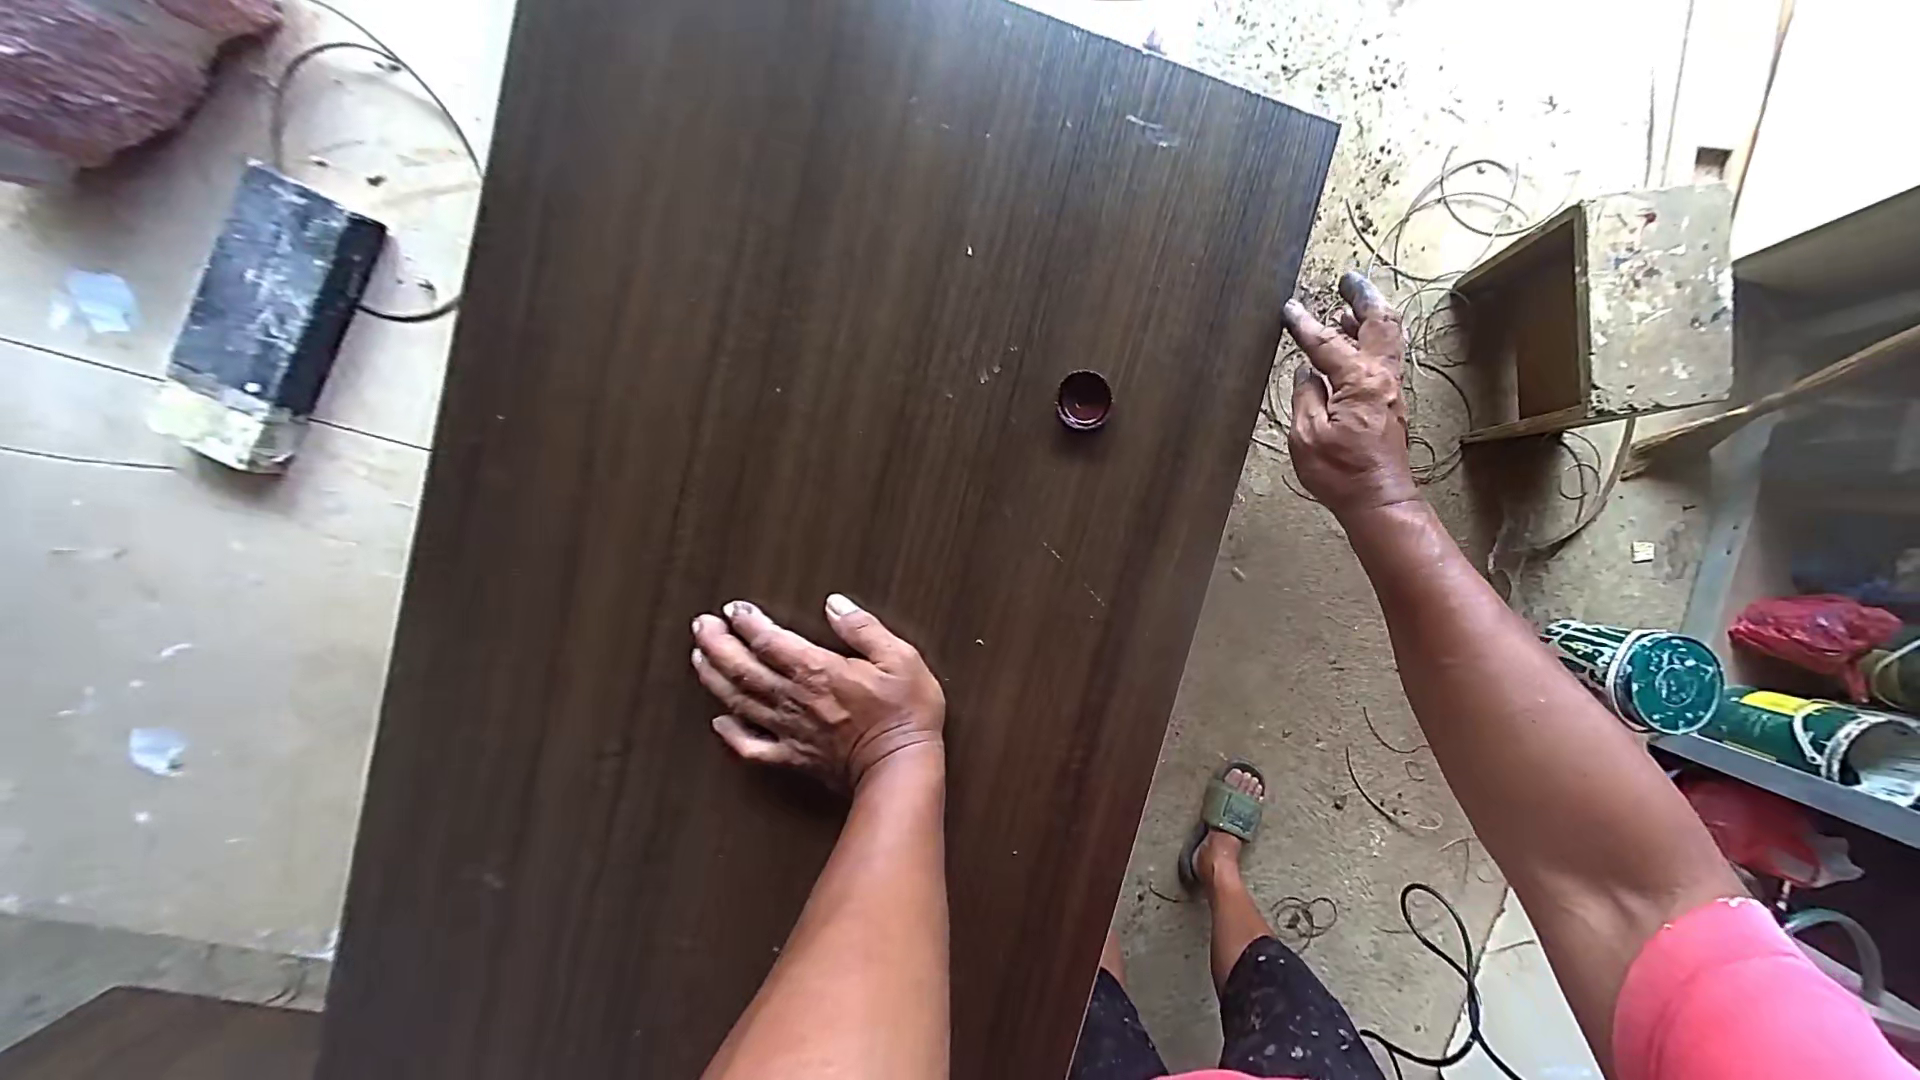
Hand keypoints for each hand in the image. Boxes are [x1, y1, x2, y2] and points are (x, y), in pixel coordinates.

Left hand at [690, 594, 944, 791]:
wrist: (901, 769)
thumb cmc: (904, 714)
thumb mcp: (899, 657)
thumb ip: (863, 628)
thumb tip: (836, 605)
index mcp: (817, 670)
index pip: (769, 640)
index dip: (748, 622)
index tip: (736, 609)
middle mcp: (794, 698)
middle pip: (742, 668)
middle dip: (717, 644)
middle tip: (702, 626)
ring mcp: (789, 730)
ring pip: (739, 701)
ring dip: (714, 677)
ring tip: (699, 658)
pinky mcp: (793, 757)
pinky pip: (751, 747)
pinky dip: (730, 734)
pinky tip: (719, 722)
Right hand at [1280, 271, 1416, 515]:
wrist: (1377, 498)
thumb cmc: (1339, 471)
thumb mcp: (1307, 435)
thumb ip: (1306, 396)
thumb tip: (1307, 371)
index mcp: (1361, 382)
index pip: (1326, 345)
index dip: (1305, 324)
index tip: (1288, 307)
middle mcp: (1383, 378)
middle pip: (1380, 325)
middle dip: (1363, 298)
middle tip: (1347, 280)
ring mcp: (1391, 390)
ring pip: (1388, 339)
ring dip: (1369, 318)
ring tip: (1348, 306)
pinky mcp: (1390, 403)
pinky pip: (1384, 358)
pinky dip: (1371, 340)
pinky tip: (1354, 344)